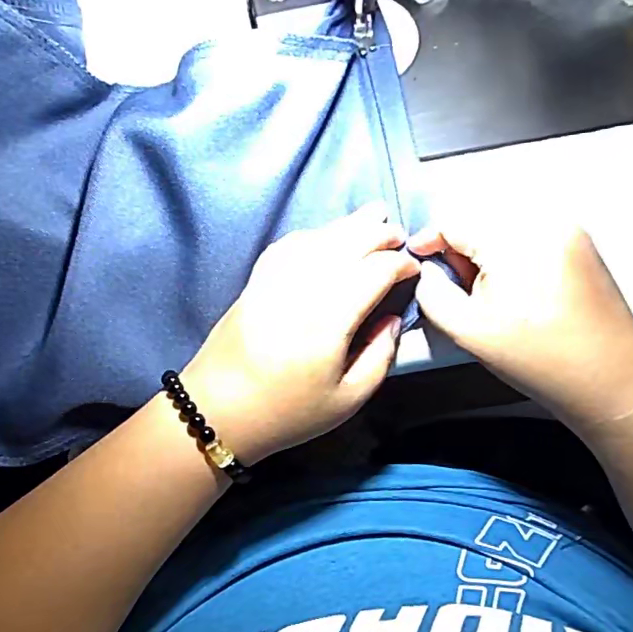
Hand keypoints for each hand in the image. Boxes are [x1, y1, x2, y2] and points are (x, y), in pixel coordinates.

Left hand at [179, 205, 419, 462]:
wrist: (218, 411)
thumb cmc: (287, 412)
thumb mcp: (348, 399)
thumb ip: (380, 355)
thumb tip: (392, 319)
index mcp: (330, 317)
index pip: (375, 270)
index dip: (400, 264)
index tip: (414, 269)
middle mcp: (302, 287)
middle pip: (347, 242)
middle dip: (378, 233)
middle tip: (398, 235)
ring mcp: (274, 279)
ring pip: (318, 237)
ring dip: (348, 225)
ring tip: (371, 219)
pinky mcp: (255, 281)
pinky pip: (288, 244)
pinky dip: (312, 233)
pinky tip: (324, 236)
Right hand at [411, 216, 632, 434]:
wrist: (611, 379)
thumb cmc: (549, 361)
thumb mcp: (470, 332)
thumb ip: (434, 295)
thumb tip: (426, 273)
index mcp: (516, 240)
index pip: (455, 222)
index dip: (430, 242)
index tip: (421, 260)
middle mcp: (546, 225)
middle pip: (481, 224)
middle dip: (462, 254)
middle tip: (462, 294)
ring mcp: (568, 234)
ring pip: (505, 233)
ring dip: (488, 259)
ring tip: (496, 302)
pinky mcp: (581, 247)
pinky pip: (531, 243)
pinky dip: (515, 262)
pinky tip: (522, 299)